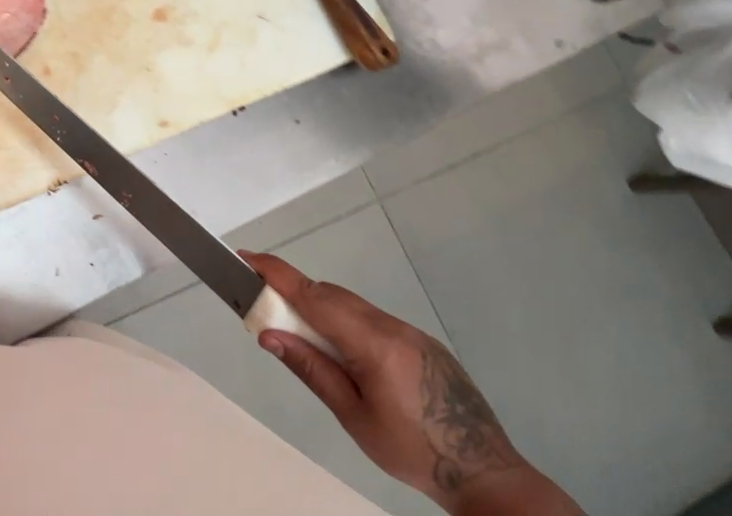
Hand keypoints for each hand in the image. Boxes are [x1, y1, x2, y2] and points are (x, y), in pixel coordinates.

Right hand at [242, 252, 579, 514]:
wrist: (485, 474)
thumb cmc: (411, 449)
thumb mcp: (352, 414)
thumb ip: (310, 368)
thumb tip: (269, 335)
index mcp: (375, 344)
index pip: (315, 297)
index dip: (277, 274)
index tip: (246, 257)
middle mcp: (395, 328)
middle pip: (332, 295)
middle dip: (295, 293)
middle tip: (265, 308)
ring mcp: (414, 334)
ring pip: (354, 306)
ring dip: (321, 309)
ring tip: (303, 336)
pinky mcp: (425, 345)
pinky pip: (374, 320)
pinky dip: (347, 321)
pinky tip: (343, 351)